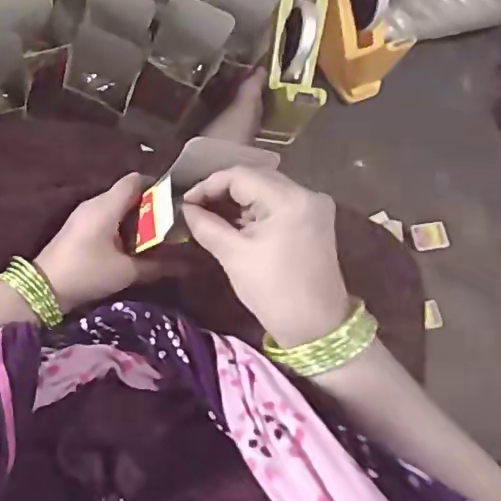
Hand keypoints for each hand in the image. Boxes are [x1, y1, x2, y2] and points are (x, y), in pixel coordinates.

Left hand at [34, 173, 174, 310]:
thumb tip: (186, 264)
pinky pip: (105, 219)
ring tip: (156, 237)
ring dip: (135, 219)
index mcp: (106, 205)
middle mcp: (94, 204)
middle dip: (150, 206)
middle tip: (171, 224)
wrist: (43, 288)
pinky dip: (121, 227)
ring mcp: (83, 216)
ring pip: (116, 207)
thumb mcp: (125, 272)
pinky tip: (132, 246)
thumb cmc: (86, 273)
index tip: (175, 202)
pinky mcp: (77, 229)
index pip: (136, 180)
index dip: (157, 186)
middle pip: (127, 193)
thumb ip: (157, 265)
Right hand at [180, 167, 351, 346]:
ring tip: (209, 216)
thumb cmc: (272, 290)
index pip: (240, 175)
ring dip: (237, 201)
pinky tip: (234, 224)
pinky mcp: (314, 220)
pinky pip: (277, 204)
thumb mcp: (233, 255)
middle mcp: (306, 194)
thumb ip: (206, 226)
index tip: (185, 203)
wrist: (315, 325)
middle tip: (194, 208)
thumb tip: (186, 209)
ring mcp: (313, 206)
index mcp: (288, 199)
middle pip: (255, 178)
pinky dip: (254, 211)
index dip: (208, 185)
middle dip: (222, 191)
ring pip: (266, 190)